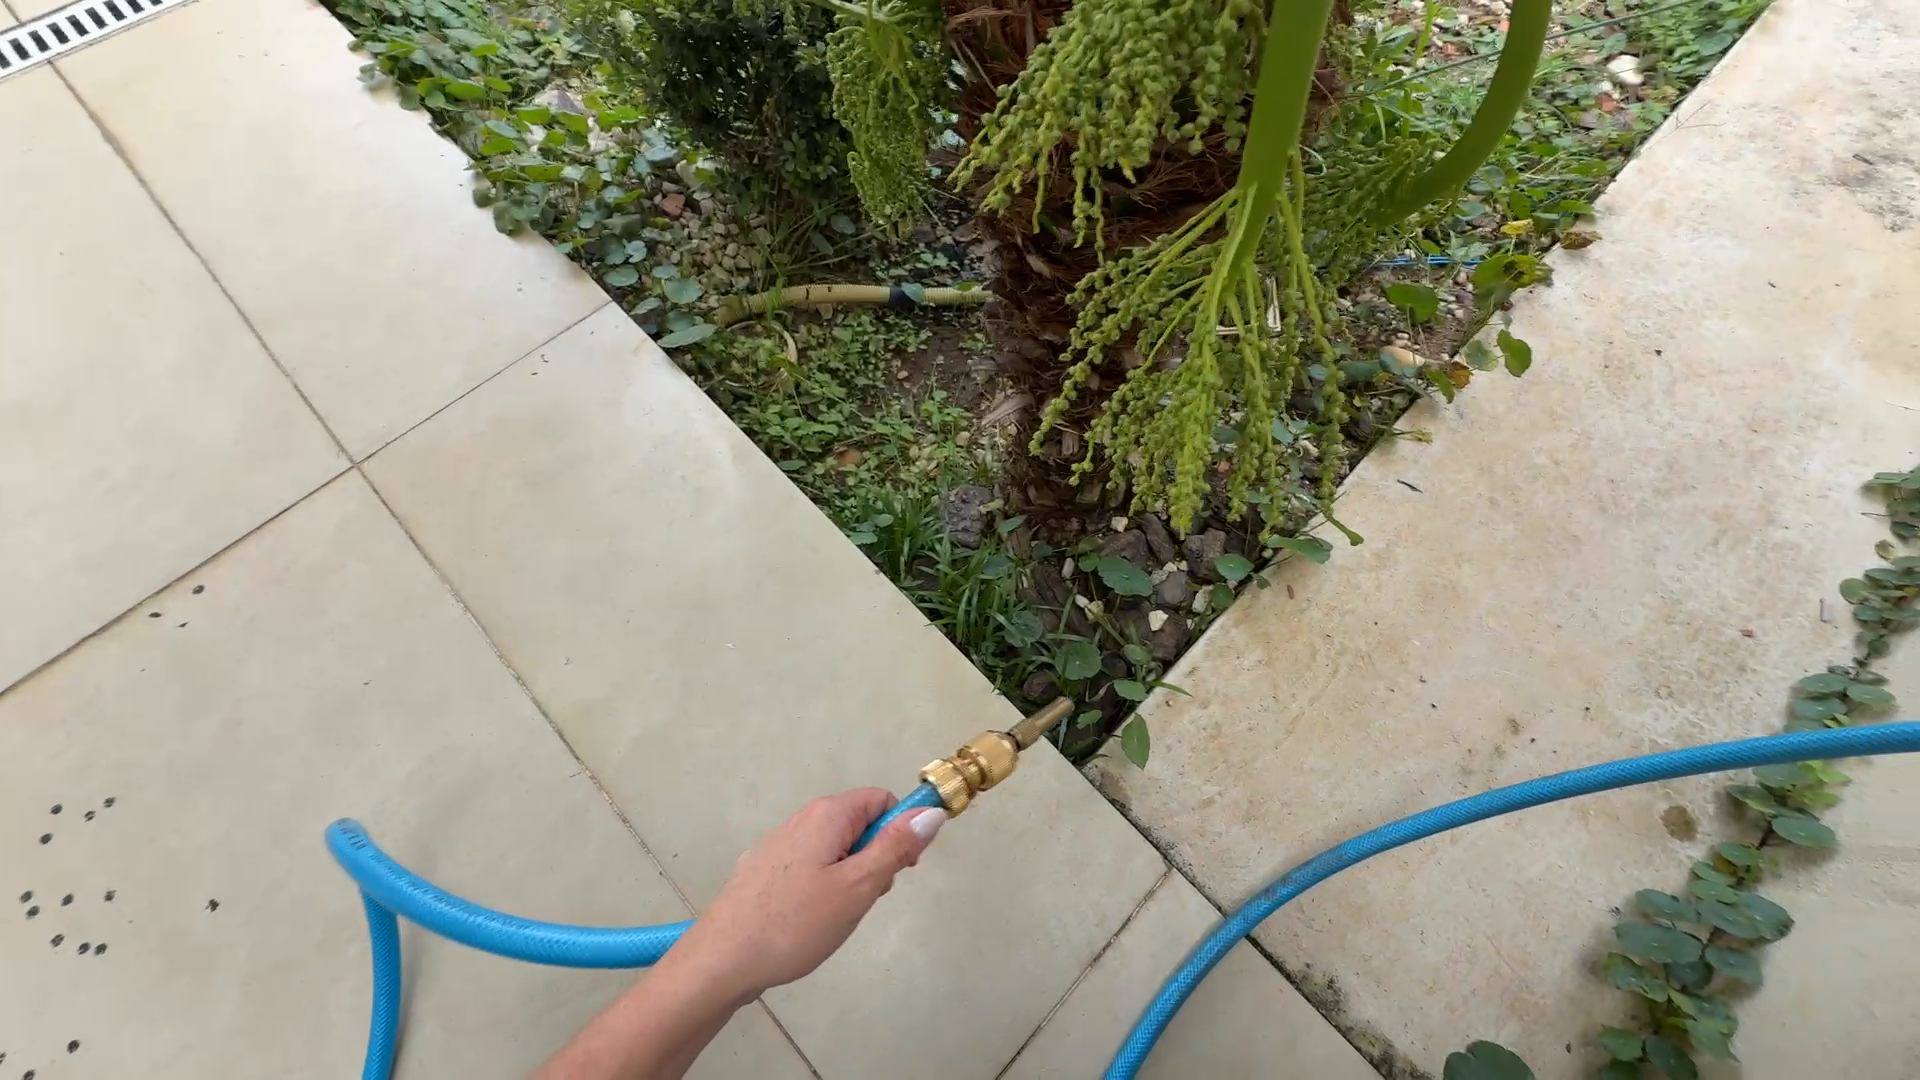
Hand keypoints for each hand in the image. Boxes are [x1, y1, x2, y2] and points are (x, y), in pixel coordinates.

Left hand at [671, 788, 946, 1003]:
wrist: (720, 962)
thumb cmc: (795, 922)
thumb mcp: (858, 887)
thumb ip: (895, 847)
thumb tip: (930, 812)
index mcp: (828, 814)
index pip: (882, 800)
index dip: (900, 831)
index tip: (898, 871)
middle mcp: (802, 819)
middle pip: (858, 824)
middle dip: (873, 858)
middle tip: (863, 900)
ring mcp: (778, 844)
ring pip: (834, 849)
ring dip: (847, 877)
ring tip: (834, 918)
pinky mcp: (762, 871)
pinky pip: (809, 867)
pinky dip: (819, 888)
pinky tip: (806, 924)